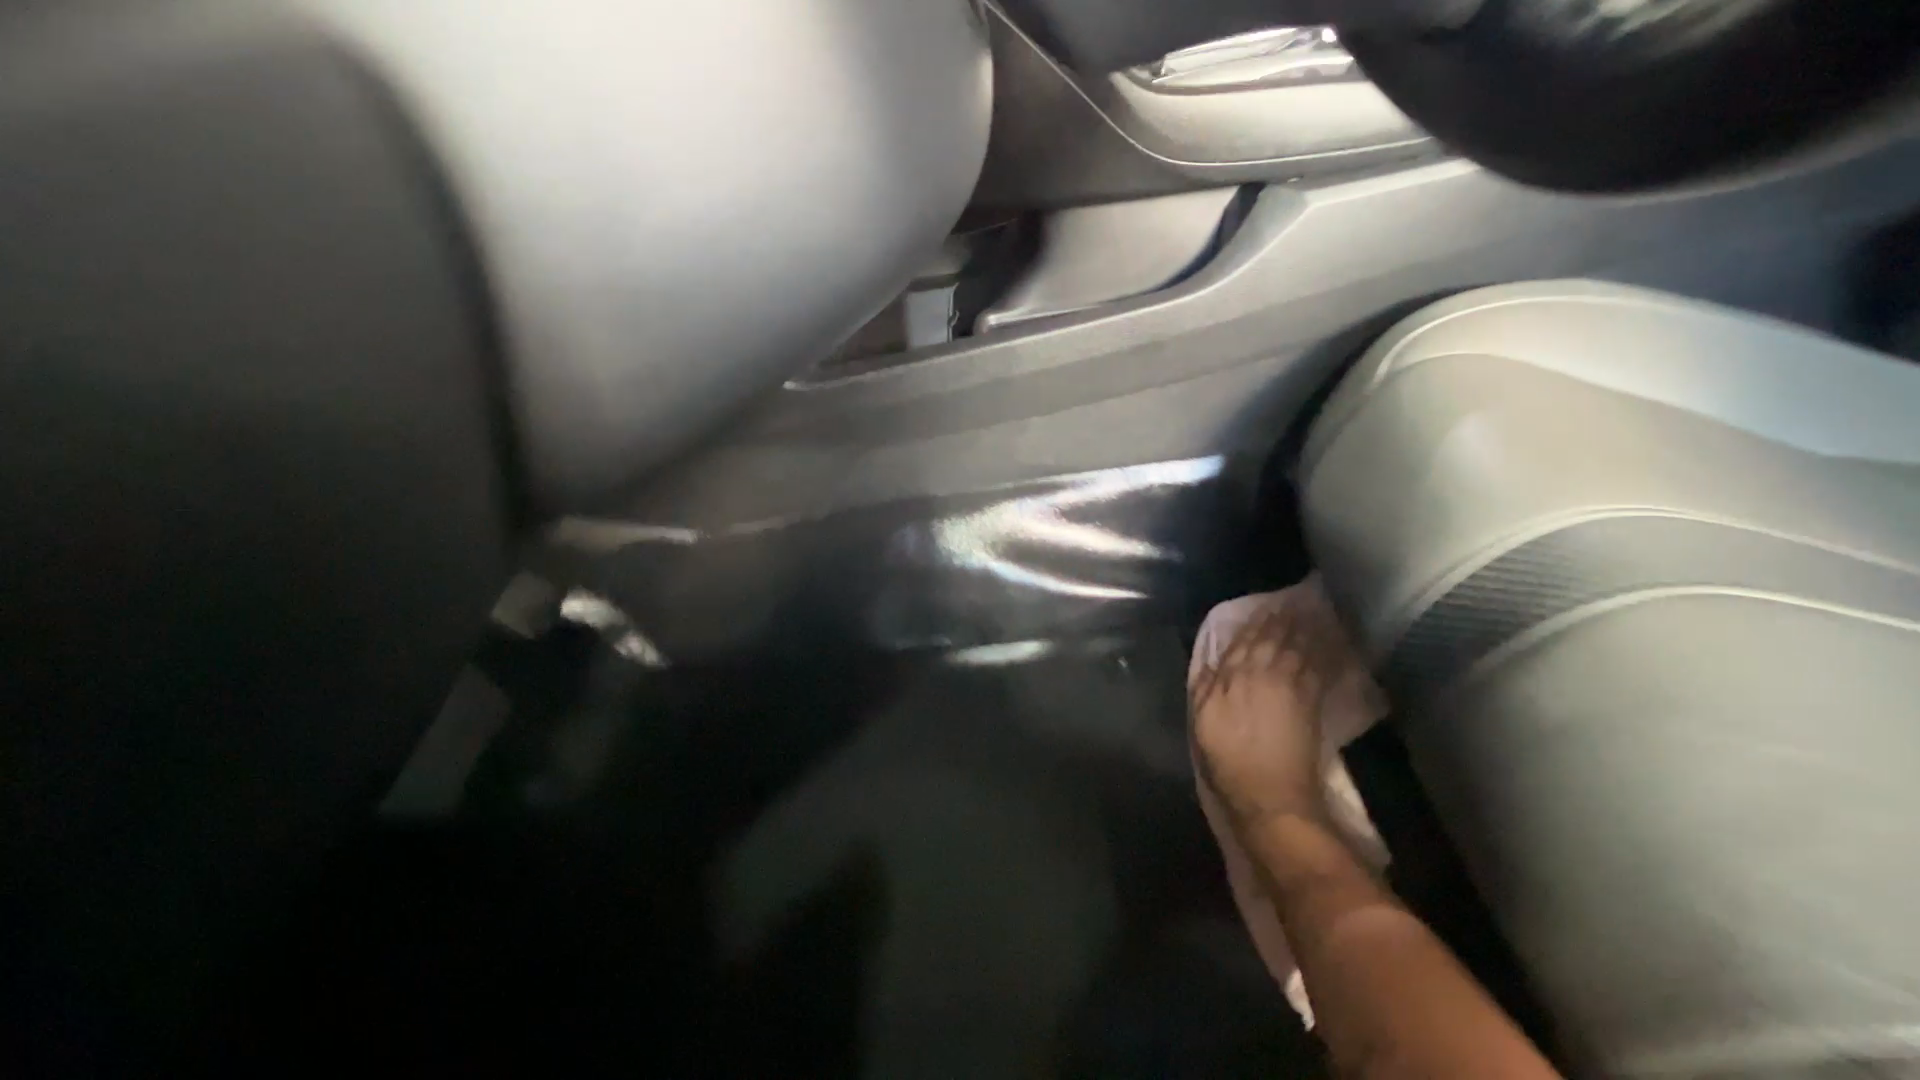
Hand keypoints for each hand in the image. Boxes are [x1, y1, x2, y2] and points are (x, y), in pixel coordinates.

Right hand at [1189, 601, 1340, 827]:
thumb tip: (1212, 660)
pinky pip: (1318, 669)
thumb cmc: (1227, 757)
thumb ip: (1205, 685)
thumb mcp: (1202, 719)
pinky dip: (1323, 654)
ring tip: (1312, 614)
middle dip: (1284, 620)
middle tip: (1295, 600)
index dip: (1255, 623)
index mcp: (1232, 676)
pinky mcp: (1312, 704)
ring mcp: (1290, 687)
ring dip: (1305, 630)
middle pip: (1274, 640)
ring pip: (1298, 649)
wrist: (1268, 791)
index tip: (1265, 606)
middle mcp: (1262, 674)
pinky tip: (1328, 645)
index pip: (1243, 641)